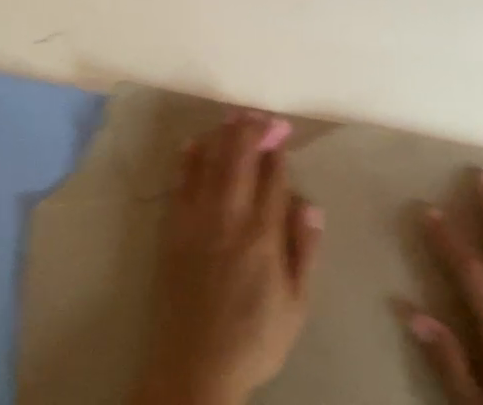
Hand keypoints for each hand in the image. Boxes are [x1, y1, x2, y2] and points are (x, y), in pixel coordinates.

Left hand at [131, 112, 323, 404]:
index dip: (277, 149)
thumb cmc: (253, 339)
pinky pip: (179, 184)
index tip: (282, 131)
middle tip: (260, 115)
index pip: (272, 178)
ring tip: (233, 117)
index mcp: (263, 236)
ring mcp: (196, 221)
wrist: (194, 367)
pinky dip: (187, 159)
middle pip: (239, 158)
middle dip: (250, 130)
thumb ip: (304, 252)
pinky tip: (193, 143)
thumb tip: (311, 206)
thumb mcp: (296, 305)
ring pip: (209, 163)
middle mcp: (229, 218)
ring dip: (222, 135)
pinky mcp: (172, 230)